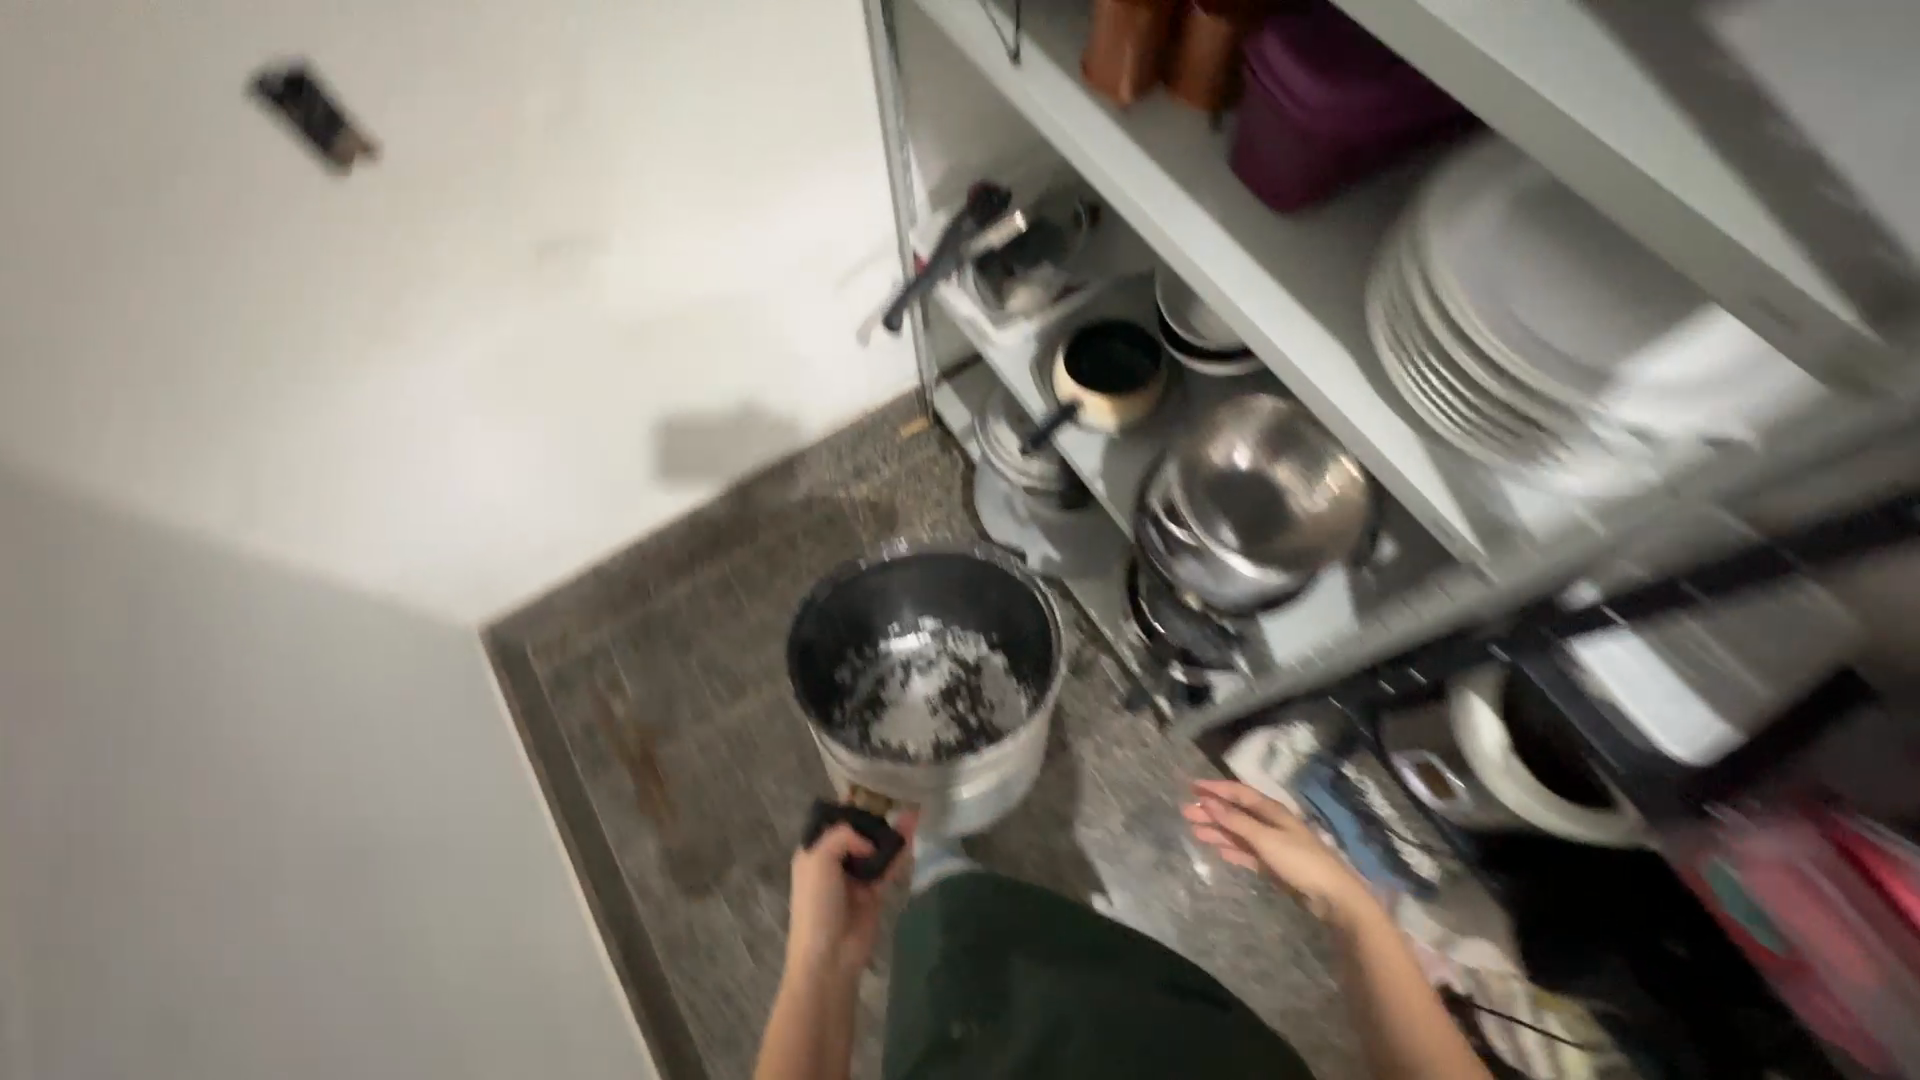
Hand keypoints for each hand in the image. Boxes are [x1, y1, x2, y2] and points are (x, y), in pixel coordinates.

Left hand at [785, 811, 917, 979]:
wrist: (829, 955)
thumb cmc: (816, 904)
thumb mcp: (819, 860)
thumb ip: (843, 836)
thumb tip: (871, 842)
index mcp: (814, 851)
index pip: (832, 821)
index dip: (848, 805)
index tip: (870, 785)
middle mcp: (834, 861)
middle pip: (857, 832)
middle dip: (875, 816)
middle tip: (895, 796)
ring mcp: (855, 877)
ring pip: (876, 848)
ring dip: (892, 831)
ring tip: (911, 810)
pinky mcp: (874, 892)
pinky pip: (889, 866)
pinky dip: (899, 851)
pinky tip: (912, 833)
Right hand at [1184, 779, 1379, 927]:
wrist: (1333, 896)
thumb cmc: (1300, 860)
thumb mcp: (1265, 839)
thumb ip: (1236, 821)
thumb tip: (1208, 802)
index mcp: (1271, 811)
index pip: (1238, 793)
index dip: (1215, 788)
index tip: (1192, 786)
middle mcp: (1270, 823)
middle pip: (1236, 813)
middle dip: (1211, 812)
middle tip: (1185, 813)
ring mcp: (1272, 844)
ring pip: (1238, 833)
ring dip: (1217, 831)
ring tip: (1194, 832)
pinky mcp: (1274, 864)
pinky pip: (1247, 852)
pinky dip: (1232, 850)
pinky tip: (1219, 852)